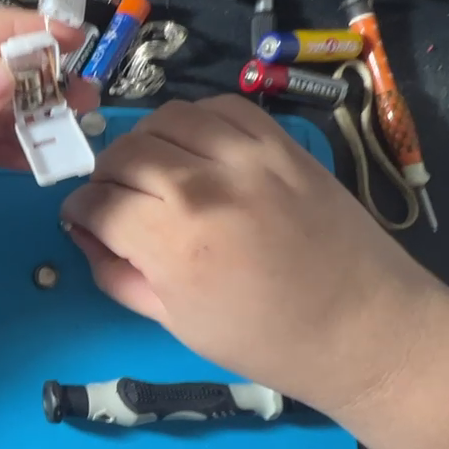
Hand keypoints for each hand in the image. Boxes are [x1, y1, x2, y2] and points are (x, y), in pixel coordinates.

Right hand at [60, 96, 447, 411]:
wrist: (368, 330)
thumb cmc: (266, 341)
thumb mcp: (175, 322)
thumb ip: (117, 274)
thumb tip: (85, 234)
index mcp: (176, 245)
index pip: (99, 202)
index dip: (79, 211)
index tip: (82, 220)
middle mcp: (207, 189)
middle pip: (124, 153)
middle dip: (104, 176)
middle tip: (114, 200)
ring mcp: (250, 159)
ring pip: (166, 119)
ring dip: (143, 142)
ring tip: (151, 170)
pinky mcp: (283, 145)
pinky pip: (220, 107)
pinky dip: (193, 122)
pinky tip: (194, 149)